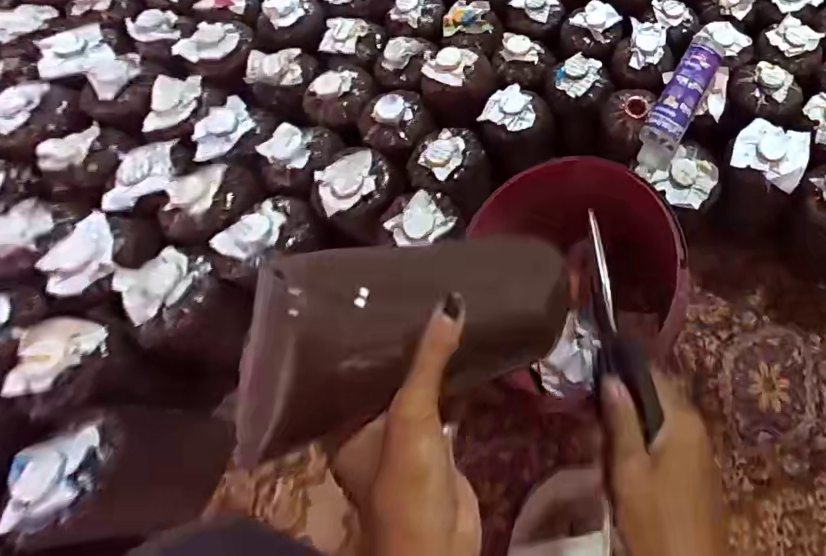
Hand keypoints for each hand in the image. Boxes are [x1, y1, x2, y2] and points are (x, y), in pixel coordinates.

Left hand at [332, 295, 480, 555]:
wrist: (438, 547)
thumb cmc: (406, 485)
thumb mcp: (412, 416)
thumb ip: (430, 360)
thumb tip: (452, 301)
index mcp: (348, 429)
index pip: (355, 372)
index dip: (371, 338)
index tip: (389, 297)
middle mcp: (374, 431)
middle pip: (393, 378)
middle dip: (412, 344)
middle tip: (431, 296)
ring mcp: (408, 440)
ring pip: (424, 388)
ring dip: (439, 361)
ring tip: (456, 314)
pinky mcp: (440, 446)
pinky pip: (449, 403)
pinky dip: (462, 381)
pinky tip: (477, 352)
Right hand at [600, 367, 726, 555]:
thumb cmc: (657, 521)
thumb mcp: (630, 473)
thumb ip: (621, 423)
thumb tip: (612, 378)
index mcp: (683, 418)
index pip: (653, 377)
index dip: (624, 378)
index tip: (597, 390)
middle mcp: (697, 426)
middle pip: (656, 403)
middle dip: (626, 415)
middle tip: (599, 440)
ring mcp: (701, 451)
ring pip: (660, 429)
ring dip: (635, 439)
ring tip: (610, 463)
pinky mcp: (699, 474)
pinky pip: (670, 449)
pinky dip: (649, 456)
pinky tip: (630, 480)